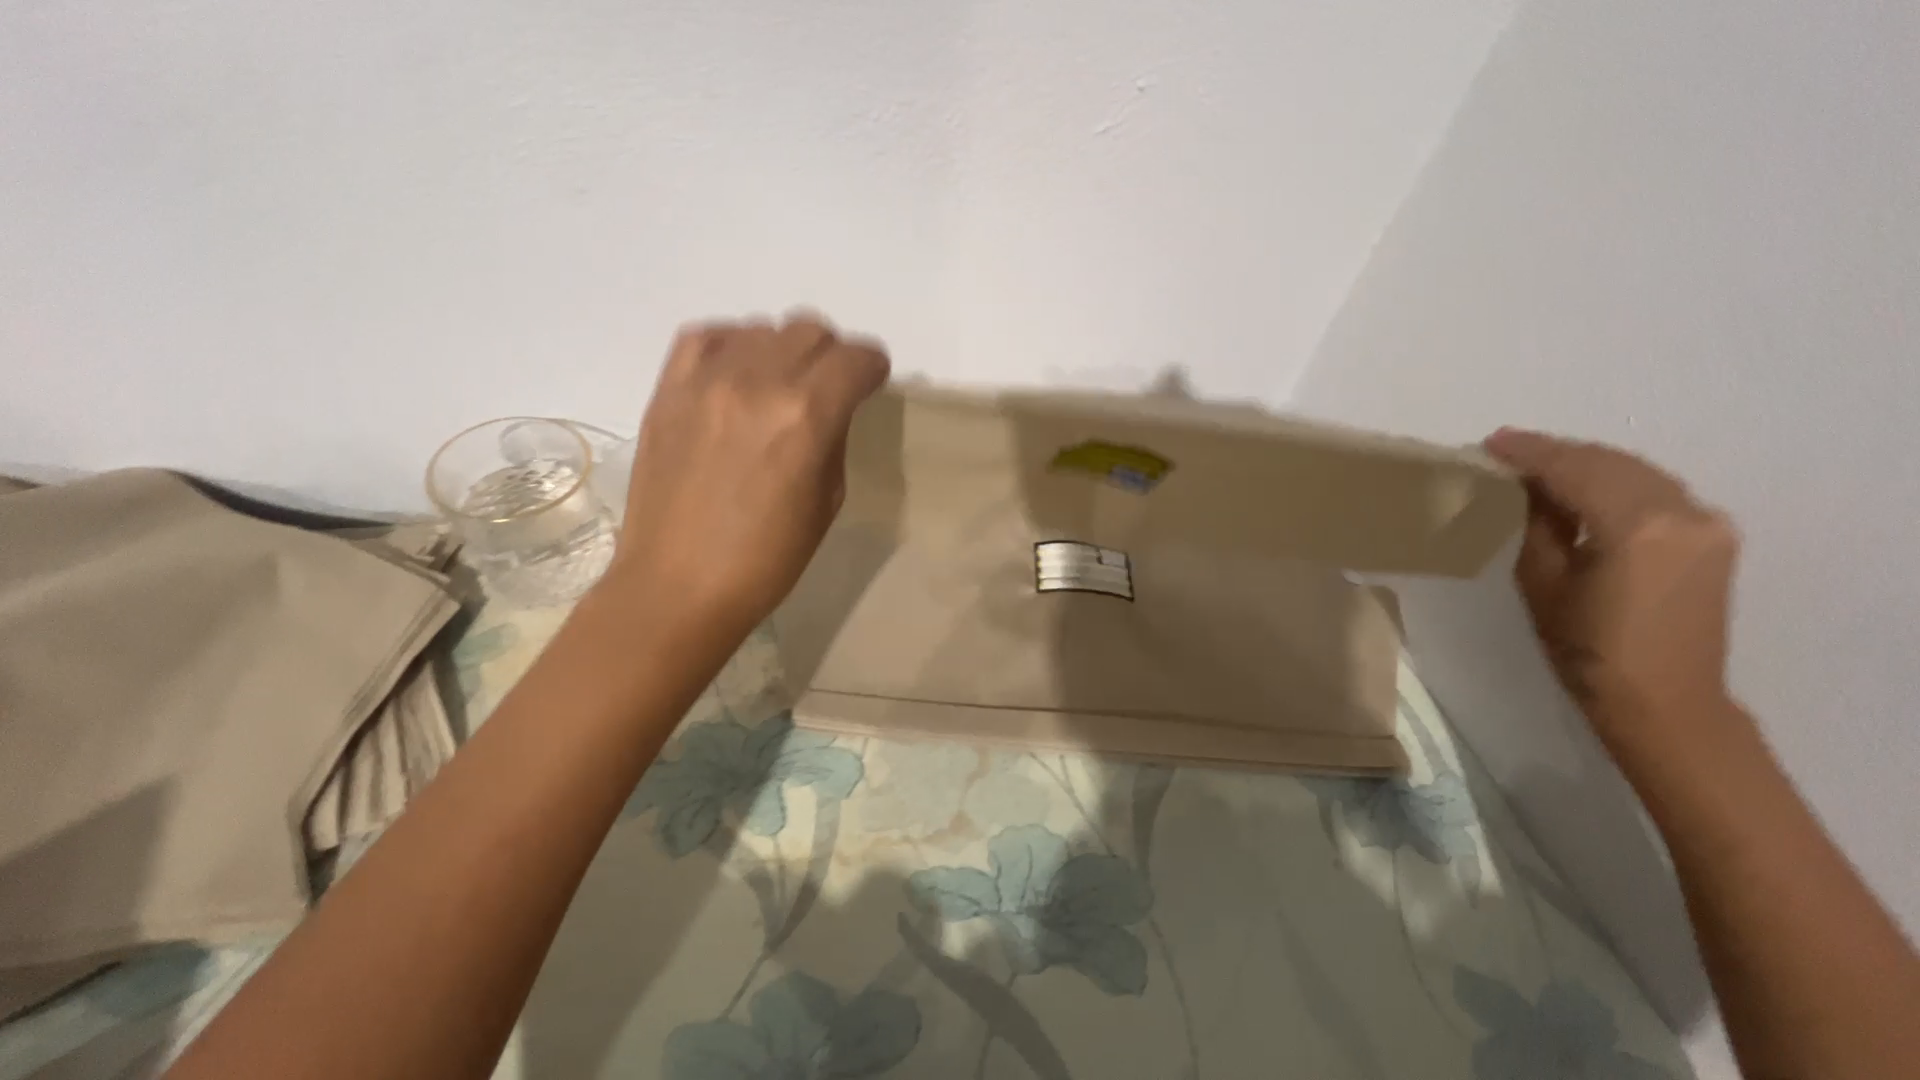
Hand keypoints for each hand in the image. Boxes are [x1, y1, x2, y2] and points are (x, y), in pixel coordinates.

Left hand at [604, 313, 889, 635]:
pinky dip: (731, 345)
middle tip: (827, 389)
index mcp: (806, 416)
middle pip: (811, 331)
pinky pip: (705, 336)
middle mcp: (757, 382)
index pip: (855, 358)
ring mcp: (705, 380)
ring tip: (777, 388)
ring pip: (762, 328)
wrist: (676, 586)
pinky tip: (735, 374)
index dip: (872, 369)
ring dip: (783, 350)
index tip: (871, 384)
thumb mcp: (826, 502)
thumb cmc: (765, 560)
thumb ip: (834, 438)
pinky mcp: (667, 389)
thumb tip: (832, 406)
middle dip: (831, 355)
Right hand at [1484, 429, 1742, 755]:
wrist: (1666, 702)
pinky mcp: (1714, 536)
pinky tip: (1587, 488)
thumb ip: (1539, 524)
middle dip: (1558, 453)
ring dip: (1588, 465)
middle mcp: (1681, 512)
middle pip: (1609, 462)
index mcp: (1635, 526)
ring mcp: (1707, 522)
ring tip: (1541, 467)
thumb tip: (1530, 487)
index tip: (1491, 442)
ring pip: (1636, 471)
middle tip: (1509, 452)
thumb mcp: (1543, 584)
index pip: (1574, 469)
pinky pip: (1657, 491)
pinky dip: (1617, 482)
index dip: (1530, 452)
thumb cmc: (1589, 652)